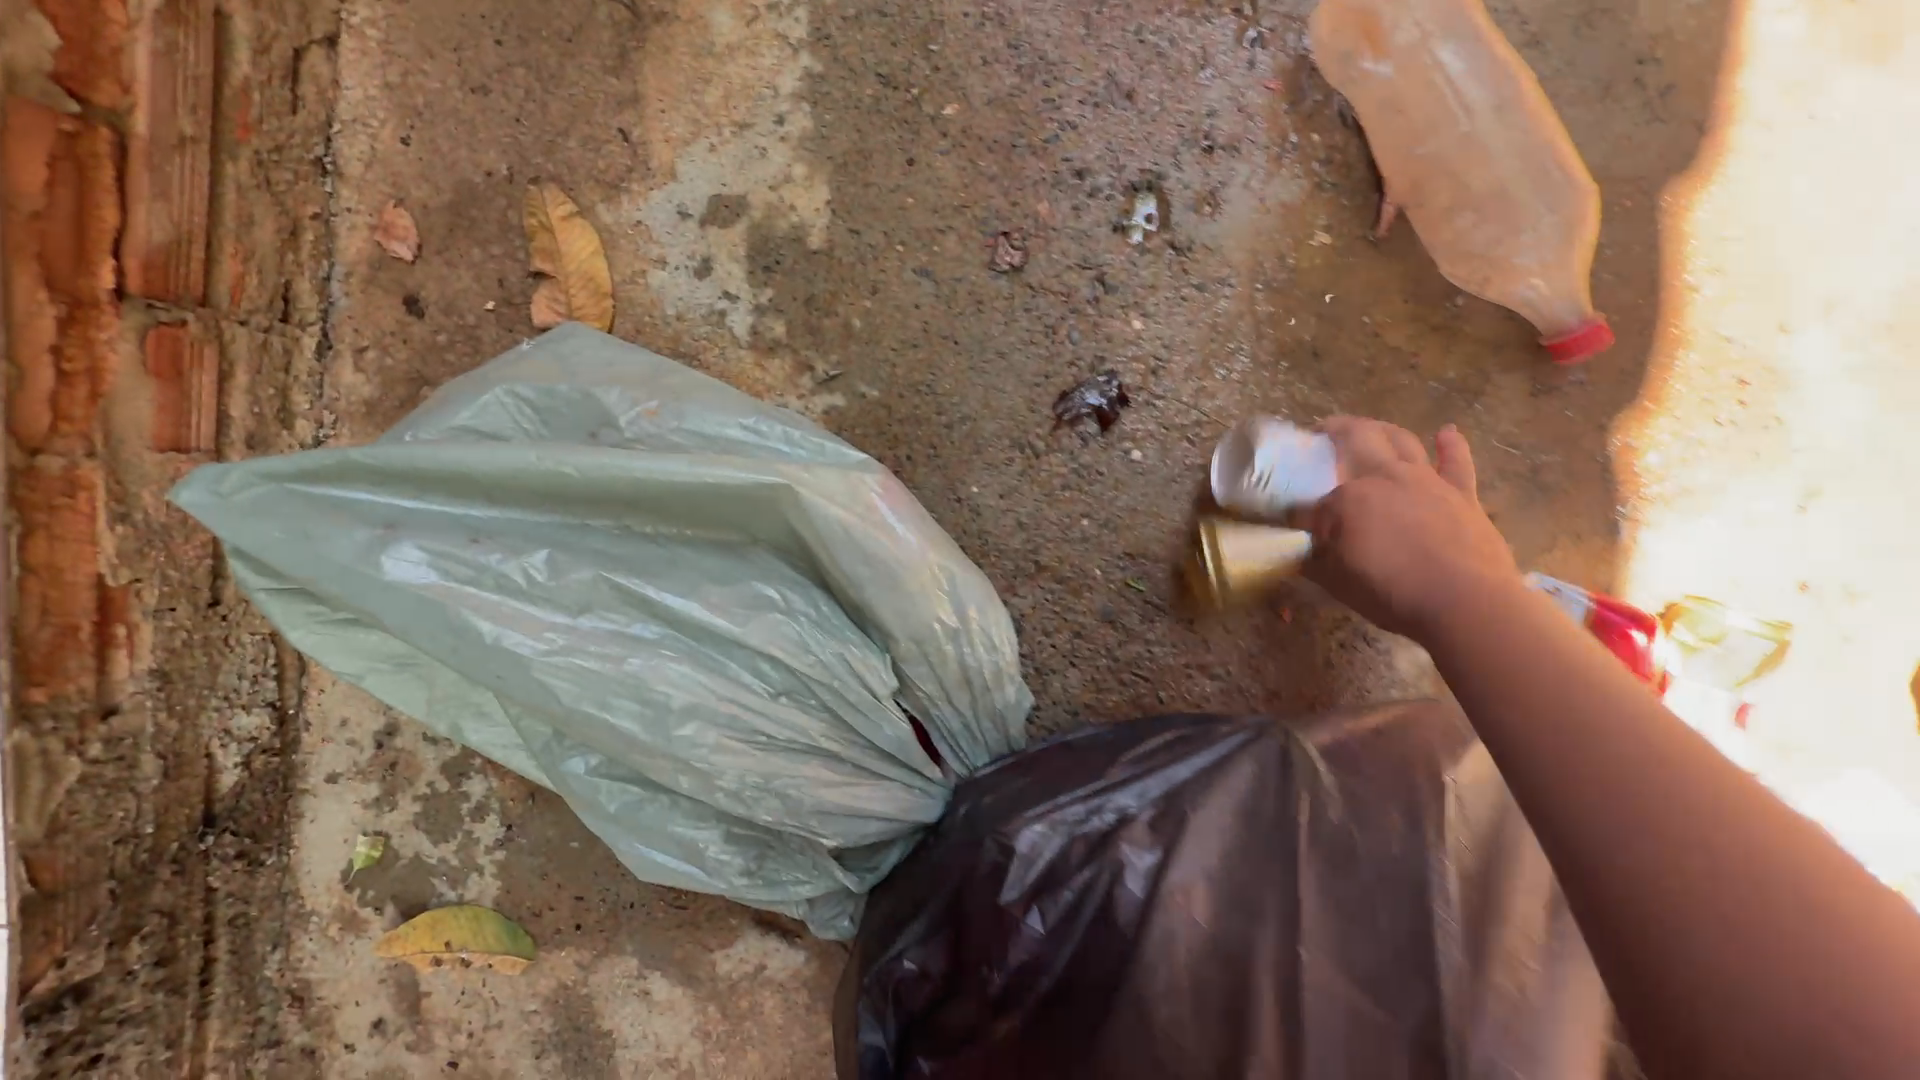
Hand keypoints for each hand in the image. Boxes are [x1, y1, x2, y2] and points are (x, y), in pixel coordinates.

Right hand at [1295, 417, 1519, 639]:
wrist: (1466, 603)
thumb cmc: (1393, 593)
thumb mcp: (1337, 583)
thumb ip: (1313, 560)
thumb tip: (1295, 550)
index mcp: (1347, 499)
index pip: (1314, 499)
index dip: (1300, 507)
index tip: (1291, 516)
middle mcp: (1384, 477)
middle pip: (1355, 440)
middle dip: (1335, 431)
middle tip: (1322, 433)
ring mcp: (1426, 481)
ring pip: (1401, 441)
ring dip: (1382, 429)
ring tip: (1368, 428)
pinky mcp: (1462, 493)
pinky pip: (1456, 461)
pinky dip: (1451, 445)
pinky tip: (1446, 432)